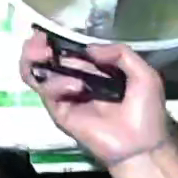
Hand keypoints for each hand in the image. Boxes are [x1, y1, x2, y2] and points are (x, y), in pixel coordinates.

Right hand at [19, 34, 171, 167]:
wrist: (141, 145)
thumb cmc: (144, 111)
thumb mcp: (143, 74)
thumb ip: (120, 53)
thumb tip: (88, 49)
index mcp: (91, 72)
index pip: (65, 53)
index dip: (54, 41)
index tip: (46, 33)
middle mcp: (72, 82)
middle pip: (43, 61)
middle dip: (35, 48)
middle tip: (37, 40)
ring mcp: (62, 97)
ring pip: (35, 74)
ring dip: (33, 60)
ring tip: (42, 52)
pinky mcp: (57, 111)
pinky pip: (46, 92)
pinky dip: (55, 84)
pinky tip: (73, 86)